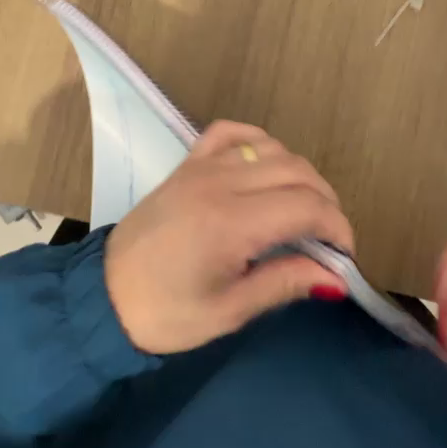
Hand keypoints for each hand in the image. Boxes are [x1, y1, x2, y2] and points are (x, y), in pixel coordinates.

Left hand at [105, 121, 353, 354]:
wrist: (104, 297)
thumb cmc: (166, 314)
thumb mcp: (229, 310)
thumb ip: (285, 283)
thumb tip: (337, 278)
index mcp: (231, 223)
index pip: (307, 206)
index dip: (337, 228)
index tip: (343, 257)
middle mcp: (219, 183)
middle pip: (297, 172)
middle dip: (325, 203)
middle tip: (328, 240)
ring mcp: (201, 167)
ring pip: (271, 150)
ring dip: (299, 175)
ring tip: (303, 211)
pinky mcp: (187, 164)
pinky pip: (232, 133)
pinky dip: (259, 142)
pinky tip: (268, 166)